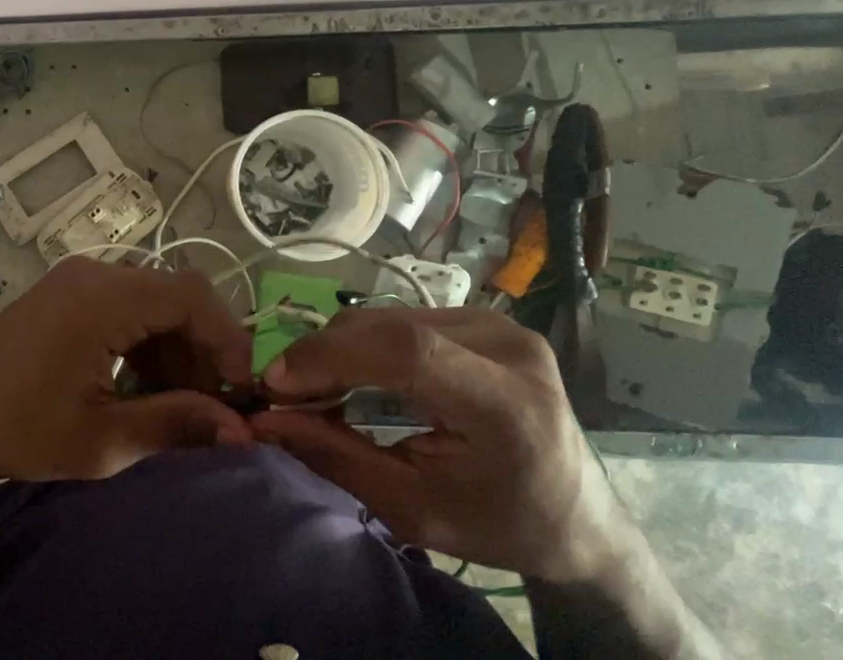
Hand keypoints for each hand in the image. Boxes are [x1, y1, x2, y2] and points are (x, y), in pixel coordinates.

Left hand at [0, 259, 253, 502]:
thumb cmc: (20, 431)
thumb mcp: (103, 439)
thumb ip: (176, 424)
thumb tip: (243, 429)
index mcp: (101, 298)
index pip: (193, 297)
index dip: (228, 340)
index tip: (242, 392)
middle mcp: (91, 274)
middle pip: (174, 294)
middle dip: (201, 348)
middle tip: (209, 405)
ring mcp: (72, 280)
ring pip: (150, 300)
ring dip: (173, 346)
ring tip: (174, 403)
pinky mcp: (61, 294)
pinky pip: (121, 305)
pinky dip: (142, 340)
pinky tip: (139, 385)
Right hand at [248, 307, 634, 583]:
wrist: (579, 519)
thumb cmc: (500, 525)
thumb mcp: (413, 508)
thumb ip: (336, 457)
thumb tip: (263, 421)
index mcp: (508, 405)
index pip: (409, 352)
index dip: (332, 358)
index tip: (277, 385)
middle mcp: (510, 348)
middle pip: (389, 327)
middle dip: (323, 354)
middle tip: (283, 392)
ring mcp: (501, 326)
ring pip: (387, 316)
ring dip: (338, 347)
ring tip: (314, 387)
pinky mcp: (487, 320)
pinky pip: (402, 318)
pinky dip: (362, 344)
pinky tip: (350, 375)